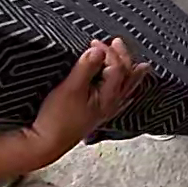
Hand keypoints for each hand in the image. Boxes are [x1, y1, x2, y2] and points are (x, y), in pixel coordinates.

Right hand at [27, 38, 150, 162]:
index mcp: (109, 96)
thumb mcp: (70, 88)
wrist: (46, 143)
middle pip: (126, 77)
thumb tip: (97, 49)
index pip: (117, 68)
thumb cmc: (56, 118)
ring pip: (126, 90)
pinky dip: (126, 92)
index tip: (95, 42)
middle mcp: (112, 104)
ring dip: (131, 74)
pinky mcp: (98, 115)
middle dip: (123, 57)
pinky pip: (120, 101)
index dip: (109, 52)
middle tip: (118, 42)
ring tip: (142, 67)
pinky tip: (128, 95)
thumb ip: (86, 68)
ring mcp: (106, 111)